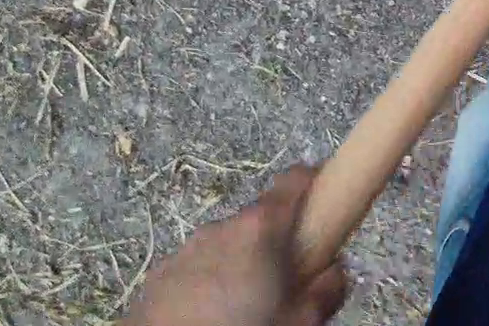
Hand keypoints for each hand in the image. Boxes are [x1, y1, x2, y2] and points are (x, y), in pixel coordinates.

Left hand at [124, 166, 348, 325]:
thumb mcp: (301, 321)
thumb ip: (328, 287)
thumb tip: (333, 270)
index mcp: (261, 227)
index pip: (297, 177)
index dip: (317, 184)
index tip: (328, 206)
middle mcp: (223, 227)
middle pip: (262, 218)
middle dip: (277, 240)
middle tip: (285, 280)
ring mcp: (184, 251)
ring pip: (227, 245)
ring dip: (240, 264)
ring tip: (241, 308)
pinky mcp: (155, 279)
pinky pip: (195, 269)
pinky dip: (207, 283)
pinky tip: (207, 320)